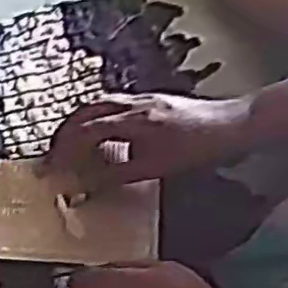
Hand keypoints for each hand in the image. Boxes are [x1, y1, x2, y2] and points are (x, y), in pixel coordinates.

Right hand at [43, 94, 253, 189]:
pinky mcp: (152, 101)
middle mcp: (137, 105)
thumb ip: (111, 176)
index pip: (84, 131)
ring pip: (99, 104)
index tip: (49, 167)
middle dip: (63, 132)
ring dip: (78, 122)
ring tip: (69, 143)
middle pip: (86, 110)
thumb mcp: (150, 168)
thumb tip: (79, 187)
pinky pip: (114, 105)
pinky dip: (96, 119)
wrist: (237, 124)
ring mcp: (145, 100)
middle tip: (53, 153)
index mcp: (134, 121)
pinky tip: (97, 136)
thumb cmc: (196, 148)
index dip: (62, 150)